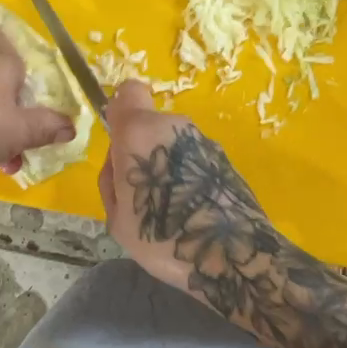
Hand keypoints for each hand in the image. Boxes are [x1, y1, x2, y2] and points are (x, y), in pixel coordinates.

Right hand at [97, 81, 280, 302]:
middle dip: (141, 152)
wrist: (233, 255)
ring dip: (166, 168)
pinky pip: (194, 162)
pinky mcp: (226, 161)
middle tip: (140, 194)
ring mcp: (205, 142)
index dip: (120, 114)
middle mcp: (175, 127)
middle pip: (150, 126)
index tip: (119, 146)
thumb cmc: (164, 238)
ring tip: (169, 210)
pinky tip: (192, 212)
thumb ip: (113, 182)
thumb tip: (121, 166)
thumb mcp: (117, 220)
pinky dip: (188, 178)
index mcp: (140, 133)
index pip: (128, 93)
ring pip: (174, 145)